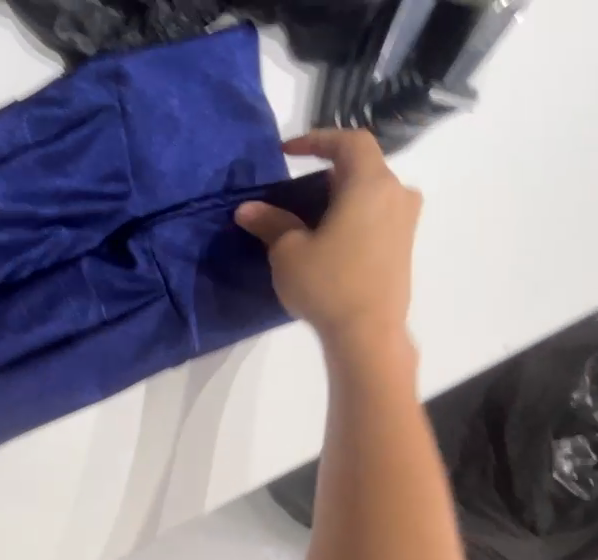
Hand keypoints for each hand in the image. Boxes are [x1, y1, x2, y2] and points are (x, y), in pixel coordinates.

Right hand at [235, 129, 421, 360]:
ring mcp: (403, 216)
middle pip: (359, 168)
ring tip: (299, 219)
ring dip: (332, 197)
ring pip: (365, 192)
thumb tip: (248, 208)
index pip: (350, 143)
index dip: (317, 140)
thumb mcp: (288, 251)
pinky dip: (345, 214)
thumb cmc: (327, 282)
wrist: (367, 326)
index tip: (286, 150)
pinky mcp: (400, 239)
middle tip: (286, 193)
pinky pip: (371, 212)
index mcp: (371, 185)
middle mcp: (396, 192)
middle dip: (321, 174)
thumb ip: (271, 223)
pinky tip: (320, 237)